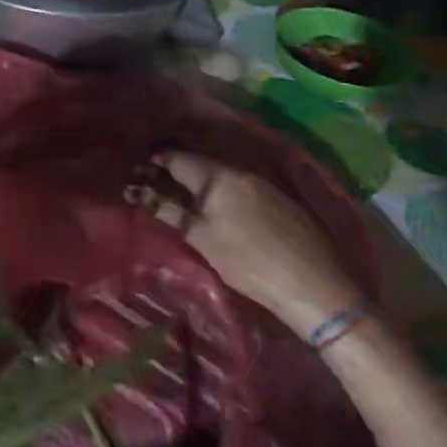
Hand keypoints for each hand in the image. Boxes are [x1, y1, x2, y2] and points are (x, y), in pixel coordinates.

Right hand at [147, 151, 362, 335]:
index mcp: (216, 176)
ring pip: (221, 173)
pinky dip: (221, 189)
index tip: (135, 170)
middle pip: (198, 162)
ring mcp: (265, 185)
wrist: (315, 288)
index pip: (175, 158)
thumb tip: (131, 190)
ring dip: (198, 180)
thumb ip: (165, 209)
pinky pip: (241, 184)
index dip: (152, 161)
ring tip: (182, 194)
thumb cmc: (247, 261)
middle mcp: (240, 171)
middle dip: (173, 169)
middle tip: (153, 182)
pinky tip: (218, 206)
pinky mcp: (282, 201)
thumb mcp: (199, 236)